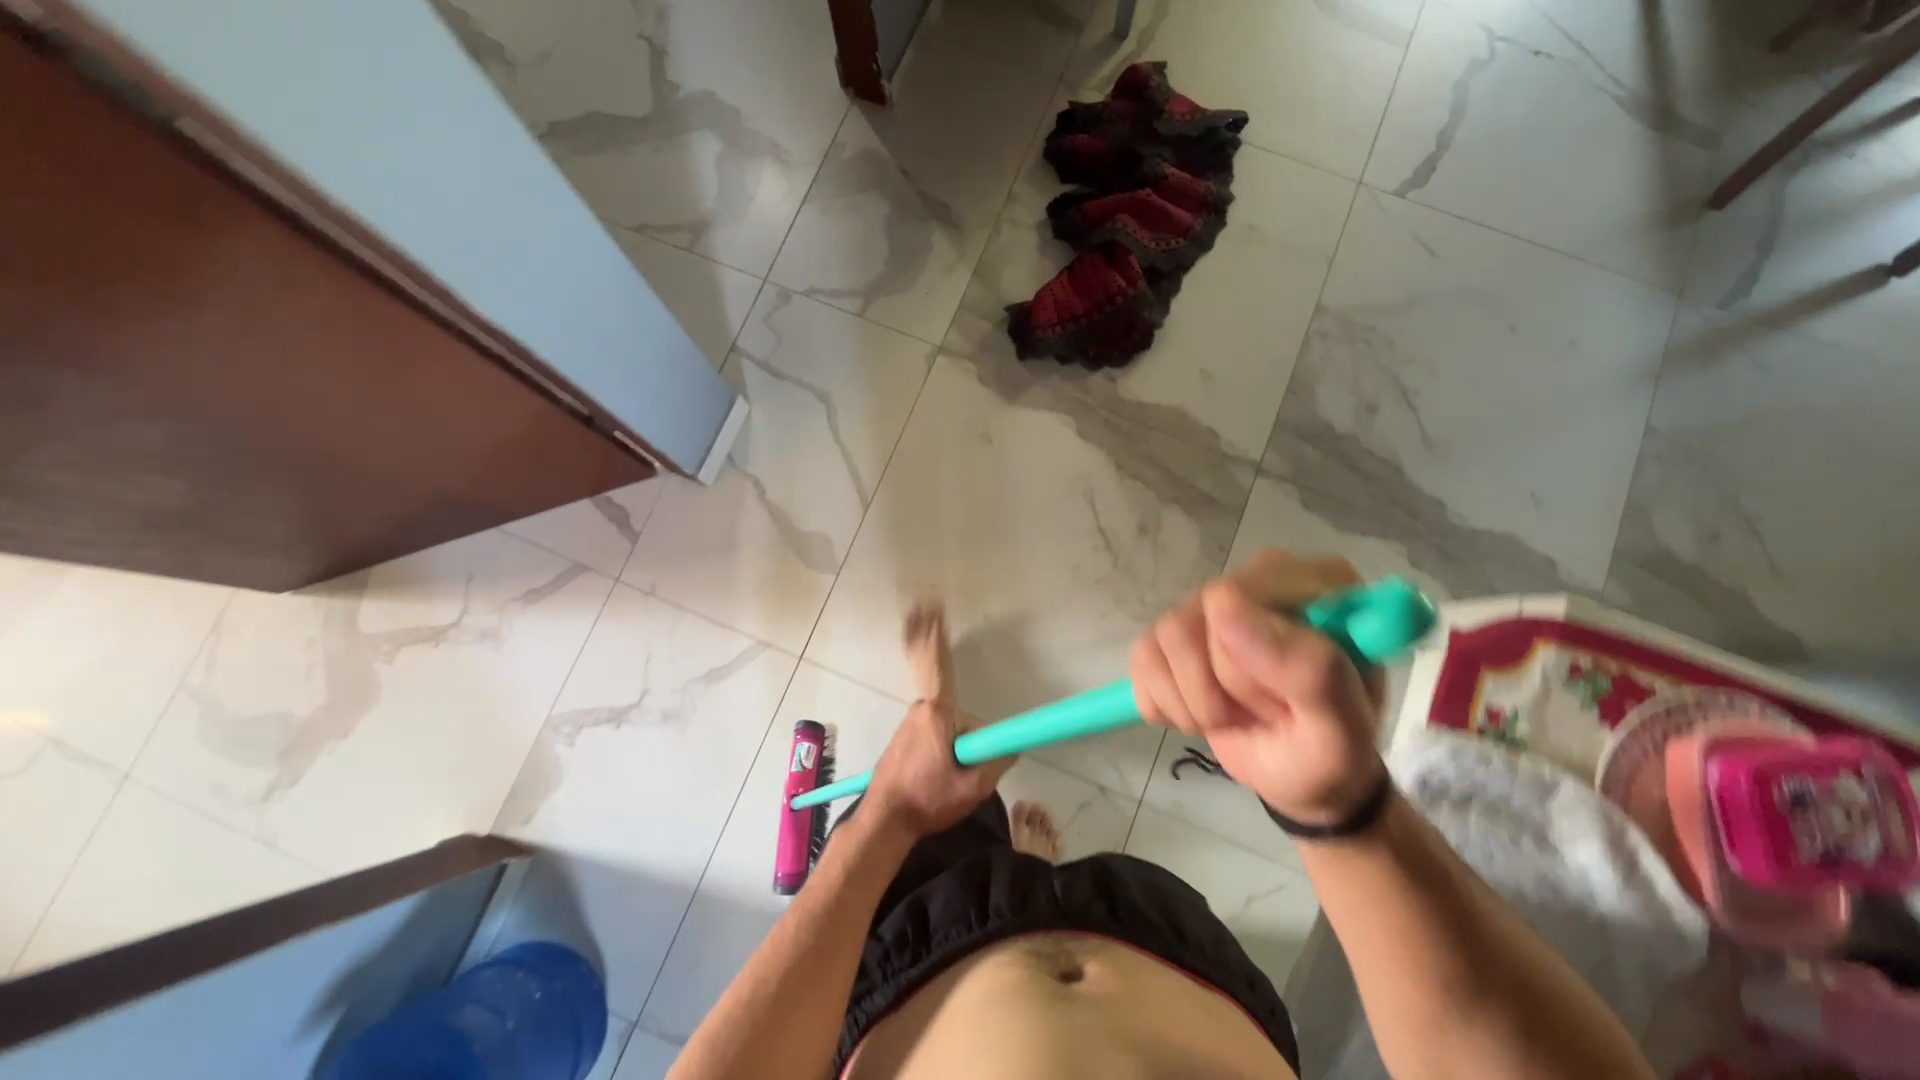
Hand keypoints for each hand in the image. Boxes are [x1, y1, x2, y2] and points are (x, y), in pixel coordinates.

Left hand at [866, 698, 1013, 838]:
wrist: (883, 819)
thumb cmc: (927, 800)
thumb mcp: (973, 787)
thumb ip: (998, 763)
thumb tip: (1013, 749)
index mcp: (938, 711)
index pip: (978, 728)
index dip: (982, 752)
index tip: (975, 774)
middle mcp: (920, 709)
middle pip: (962, 731)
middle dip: (965, 756)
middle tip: (958, 784)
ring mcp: (906, 723)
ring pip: (946, 739)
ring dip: (950, 760)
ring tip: (941, 786)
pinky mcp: (898, 738)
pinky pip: (930, 744)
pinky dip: (935, 760)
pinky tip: (927, 782)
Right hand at [1129, 549, 1386, 825]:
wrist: (1297, 775)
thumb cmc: (1330, 753)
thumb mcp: (1343, 730)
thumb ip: (1307, 669)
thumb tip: (1227, 614)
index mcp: (1316, 583)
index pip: (1238, 592)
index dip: (1243, 660)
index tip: (1283, 704)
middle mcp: (1260, 579)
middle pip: (1195, 613)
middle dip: (1219, 687)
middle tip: (1261, 716)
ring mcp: (1210, 604)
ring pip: (1165, 635)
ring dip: (1192, 701)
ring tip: (1232, 718)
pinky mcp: (1171, 634)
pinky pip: (1141, 657)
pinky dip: (1165, 703)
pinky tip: (1202, 713)